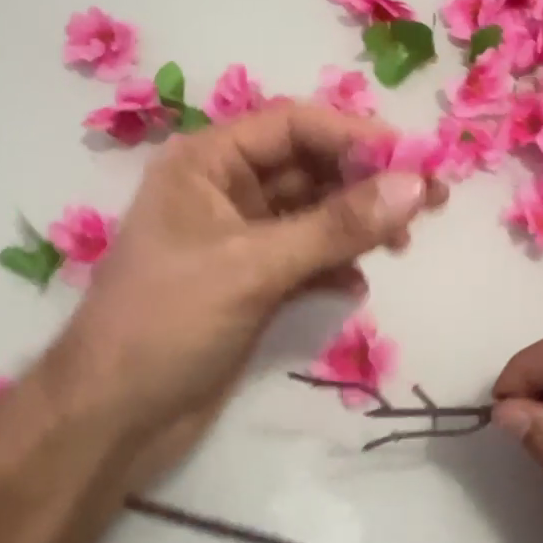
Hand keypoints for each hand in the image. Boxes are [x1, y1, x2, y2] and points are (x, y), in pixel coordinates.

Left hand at [37, 102, 444, 489]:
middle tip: (429, 203)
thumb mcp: (254, 267)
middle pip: (309, 167)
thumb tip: (416, 185)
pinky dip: (334, 266)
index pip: (294, 125)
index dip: (357, 137)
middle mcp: (223, 192)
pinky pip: (305, 259)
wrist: (113, 417)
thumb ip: (337, 226)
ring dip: (356, 225)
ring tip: (405, 244)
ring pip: (312, 215)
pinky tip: (357, 285)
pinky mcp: (250, 285)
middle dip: (365, 182)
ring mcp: (238, 241)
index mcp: (207, 164)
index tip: (417, 162)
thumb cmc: (168, 323)